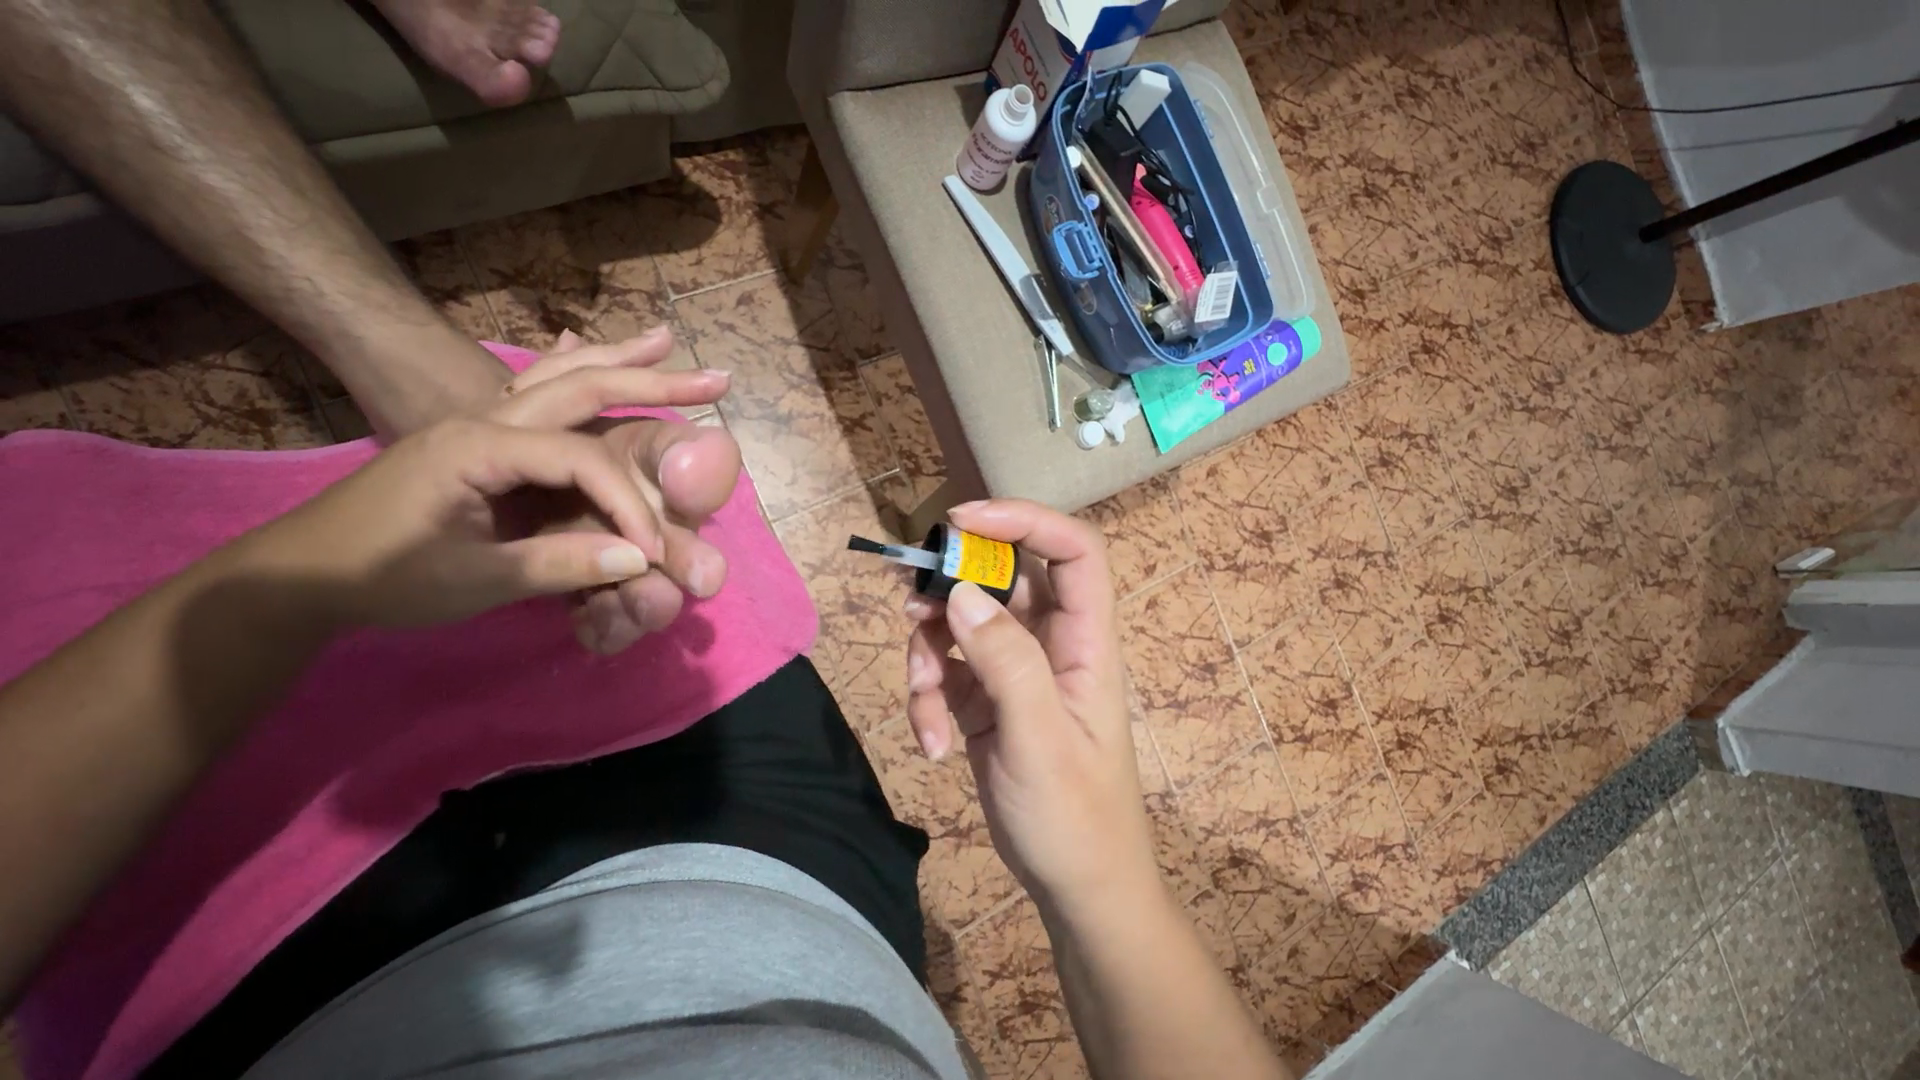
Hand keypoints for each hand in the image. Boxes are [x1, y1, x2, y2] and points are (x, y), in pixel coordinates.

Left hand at [226, 362, 727, 627]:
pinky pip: (535, 390)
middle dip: (653, 380)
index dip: (629, 502)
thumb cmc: (381, 577)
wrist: (297, 574)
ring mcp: (477, 420)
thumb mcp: (473, 581)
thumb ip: (561, 565)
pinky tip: (579, 344)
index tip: (655, 549)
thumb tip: (642, 558)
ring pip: (559, 377)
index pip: (583, 460)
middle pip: (583, 386)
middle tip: (716, 379)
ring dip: (616, 359)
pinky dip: (570, 367)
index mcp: (481, 446)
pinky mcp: (474, 436)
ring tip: (664, 339)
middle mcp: (485, 418)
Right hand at [904, 500, 1159, 913]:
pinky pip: (945, 671)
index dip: (1024, 520)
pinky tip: (931, 744)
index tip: (962, 520)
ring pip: (960, 623)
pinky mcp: (984, 699)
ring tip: (924, 697)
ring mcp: (1013, 670)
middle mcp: (1049, 643)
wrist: (1075, 886)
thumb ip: (1006, 661)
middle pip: (1000, 578)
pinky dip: (926, 698)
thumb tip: (959, 593)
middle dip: (950, 585)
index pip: (1072, 551)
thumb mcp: (1041, 737)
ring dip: (929, 653)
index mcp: (1085, 640)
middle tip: (908, 600)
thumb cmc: (1076, 815)